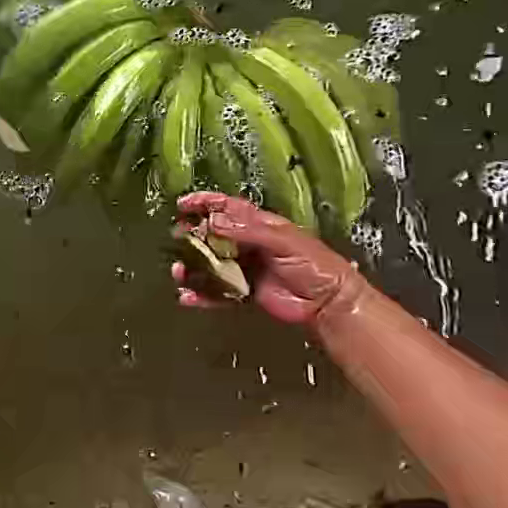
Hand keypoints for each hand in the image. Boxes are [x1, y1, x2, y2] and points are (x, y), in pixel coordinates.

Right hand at [171, 191, 366, 327]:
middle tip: (177, 237)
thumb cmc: (312, 264)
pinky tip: (187, 298)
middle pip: (211, 235)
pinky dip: (200, 296)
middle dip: (191, 235)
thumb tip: (212, 222)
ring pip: (209, 264)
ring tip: (179, 272)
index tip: (182, 204)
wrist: (330, 305)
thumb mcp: (282, 240)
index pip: (226, 208)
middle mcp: (246, 243)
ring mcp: (243, 268)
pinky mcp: (243, 293)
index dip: (204, 203)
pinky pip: (216, 292)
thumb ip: (247, 230)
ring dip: (191, 267)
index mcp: (257, 224)